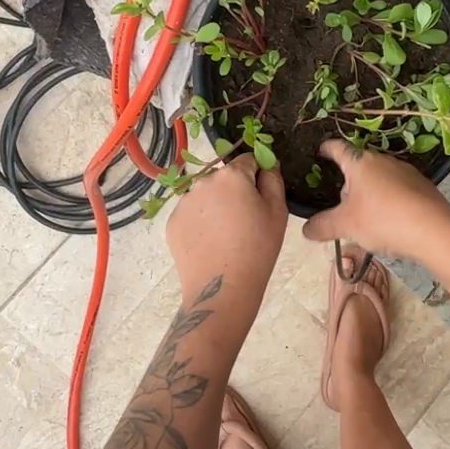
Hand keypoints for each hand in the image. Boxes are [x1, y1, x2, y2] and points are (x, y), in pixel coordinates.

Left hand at [167, 155, 287, 301]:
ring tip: (226, 235)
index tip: (261, 200)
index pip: (248, 160)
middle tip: (246, 221)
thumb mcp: (278, 212)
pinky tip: (210, 243)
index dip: (258, 177)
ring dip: (216, 205)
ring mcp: (184, 202)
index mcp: (232, 175)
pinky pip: (192, 213)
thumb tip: (268, 164)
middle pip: (225, 178)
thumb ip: (273, 180)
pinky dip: (201, 222)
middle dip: (235, 191)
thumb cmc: (257, 249)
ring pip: (207, 195)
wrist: (222, 288)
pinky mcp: (172, 222)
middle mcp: (203, 182)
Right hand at [301, 140, 449, 260]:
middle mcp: (383, 160)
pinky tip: (390, 221)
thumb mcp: (346, 225)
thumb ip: (323, 225)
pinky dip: (389, 200)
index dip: (327, 148)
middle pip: (359, 166)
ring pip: (379, 178)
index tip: (321, 149)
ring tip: (366, 217)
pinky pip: (397, 188)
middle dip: (349, 182)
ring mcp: (405, 171)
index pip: (339, 148)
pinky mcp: (422, 185)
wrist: (434, 230)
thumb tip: (305, 229)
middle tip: (341, 204)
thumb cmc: (383, 220)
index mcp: (360, 163)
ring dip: (370, 192)